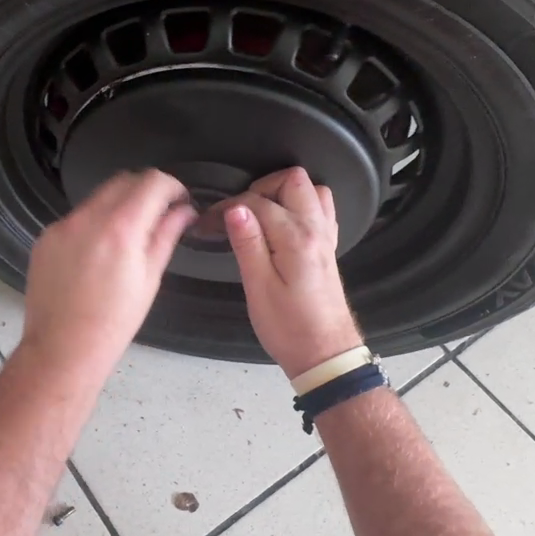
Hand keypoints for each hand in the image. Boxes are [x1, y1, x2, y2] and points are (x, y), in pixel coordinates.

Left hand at [19, 170, 196, 375]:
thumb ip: (166, 235)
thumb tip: (183, 211)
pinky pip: (76, 218)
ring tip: (127, 240)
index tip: (178, 199)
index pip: (152, 181)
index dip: (172, 186)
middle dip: (146, 190)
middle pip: (124, 180)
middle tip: (159, 213)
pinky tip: (97, 255)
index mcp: (120, 228)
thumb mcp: (149, 278)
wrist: (62, 348)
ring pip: (98, 197)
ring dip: (118, 206)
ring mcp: (62, 226)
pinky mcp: (46, 237)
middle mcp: (87, 219)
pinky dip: (93, 224)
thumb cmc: (111, 323)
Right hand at [220, 167, 364, 377]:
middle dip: (260, 187)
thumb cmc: (288, 328)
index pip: (256, 203)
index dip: (226, 207)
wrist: (326, 355)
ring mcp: (326, 237)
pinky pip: (320, 209)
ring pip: (312, 190)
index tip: (207, 222)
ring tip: (260, 214)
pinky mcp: (328, 248)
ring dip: (284, 193)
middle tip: (238, 212)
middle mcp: (316, 230)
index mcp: (295, 238)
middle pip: (292, 180)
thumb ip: (248, 243)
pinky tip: (282, 224)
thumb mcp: (258, 288)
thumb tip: (235, 209)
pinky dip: (300, 205)